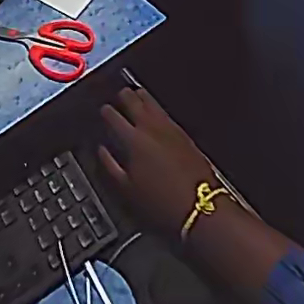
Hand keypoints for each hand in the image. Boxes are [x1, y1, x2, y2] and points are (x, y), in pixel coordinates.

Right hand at [97, 87, 219, 241]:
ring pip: (152, 102)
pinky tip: (156, 112)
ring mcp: (170, 129)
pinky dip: (157, 108)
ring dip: (141, 97)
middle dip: (123, 96)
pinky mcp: (185, 135)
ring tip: (136, 94)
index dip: (105, 111)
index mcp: (133, 140)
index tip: (103, 111)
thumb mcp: (126, 188)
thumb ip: (110, 165)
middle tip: (119, 96)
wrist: (201, 209)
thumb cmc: (161, 202)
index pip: (113, 115)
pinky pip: (166, 113)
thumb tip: (102, 151)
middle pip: (133, 100)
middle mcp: (151, 128)